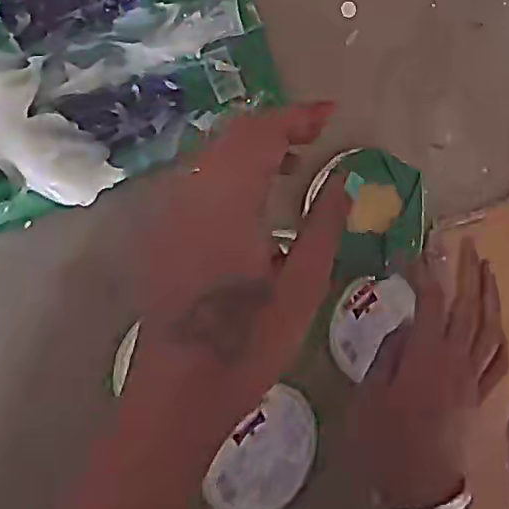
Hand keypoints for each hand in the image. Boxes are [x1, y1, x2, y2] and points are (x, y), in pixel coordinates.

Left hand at [131, 103, 348, 445]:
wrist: (177, 394)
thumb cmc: (248, 343)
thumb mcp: (304, 285)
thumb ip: (325, 222)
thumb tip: (344, 179)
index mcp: (228, 201)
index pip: (262, 133)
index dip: (297, 116)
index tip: (330, 114)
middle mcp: (193, 193)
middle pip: (235, 133)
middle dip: (277, 125)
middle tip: (315, 133)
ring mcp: (172, 210)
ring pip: (215, 151)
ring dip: (254, 145)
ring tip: (293, 161)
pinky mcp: (164, 229)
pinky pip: (202, 175)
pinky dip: (233, 166)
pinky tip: (256, 194)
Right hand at [349, 240, 507, 508]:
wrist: (419, 490)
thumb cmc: (387, 439)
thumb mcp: (370, 392)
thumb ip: (389, 352)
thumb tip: (406, 326)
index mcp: (427, 353)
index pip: (431, 299)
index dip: (423, 271)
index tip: (412, 253)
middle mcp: (456, 357)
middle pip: (470, 305)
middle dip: (469, 270)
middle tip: (467, 243)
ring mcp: (473, 375)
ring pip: (490, 327)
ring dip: (491, 294)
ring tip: (487, 268)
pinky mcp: (480, 394)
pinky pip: (498, 359)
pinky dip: (501, 335)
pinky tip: (498, 322)